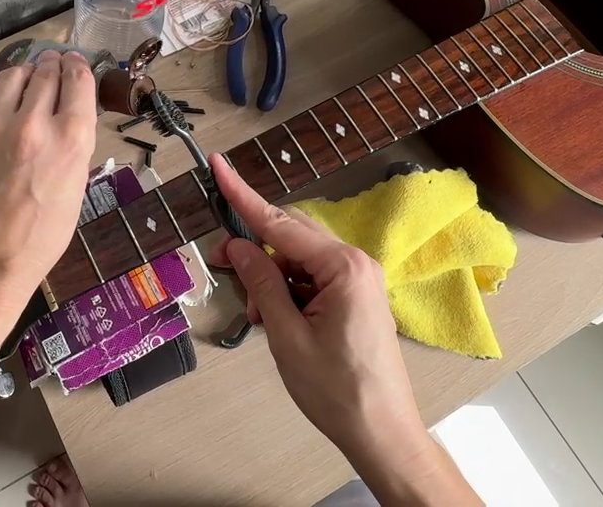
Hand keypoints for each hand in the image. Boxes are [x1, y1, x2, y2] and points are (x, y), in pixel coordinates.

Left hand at [0, 50, 97, 313]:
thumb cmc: (41, 236)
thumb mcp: (76, 188)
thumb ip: (74, 144)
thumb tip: (70, 112)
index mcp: (71, 140)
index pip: (78, 80)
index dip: (78, 66)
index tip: (75, 62)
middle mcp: (35, 123)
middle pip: (46, 71)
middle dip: (53, 63)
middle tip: (52, 62)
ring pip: (13, 74)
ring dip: (25, 72)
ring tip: (26, 79)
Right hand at [207, 156, 446, 486]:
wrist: (385, 438)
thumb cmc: (338, 390)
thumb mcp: (287, 336)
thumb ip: (261, 283)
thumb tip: (236, 246)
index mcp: (343, 266)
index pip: (279, 223)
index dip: (242, 196)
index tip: (217, 165)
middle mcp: (355, 262)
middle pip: (289, 234)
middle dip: (254, 249)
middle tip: (221, 265)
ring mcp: (358, 278)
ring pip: (297, 256)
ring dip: (270, 275)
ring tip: (257, 315)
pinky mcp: (356, 295)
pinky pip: (311, 274)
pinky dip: (287, 288)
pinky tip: (275, 317)